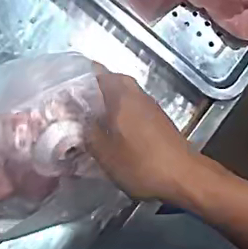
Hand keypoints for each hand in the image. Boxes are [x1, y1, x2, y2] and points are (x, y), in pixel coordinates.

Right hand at [85, 69, 215, 206]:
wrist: (183, 175)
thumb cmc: (141, 163)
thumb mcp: (104, 153)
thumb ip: (88, 133)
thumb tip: (76, 121)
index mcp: (122, 96)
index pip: (99, 73)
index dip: (81, 75)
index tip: (64, 83)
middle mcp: (137, 95)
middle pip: (114, 81)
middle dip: (95, 87)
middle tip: (77, 100)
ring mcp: (151, 106)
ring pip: (125, 93)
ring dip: (109, 99)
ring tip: (90, 115)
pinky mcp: (159, 119)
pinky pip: (134, 106)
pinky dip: (122, 111)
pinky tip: (113, 128)